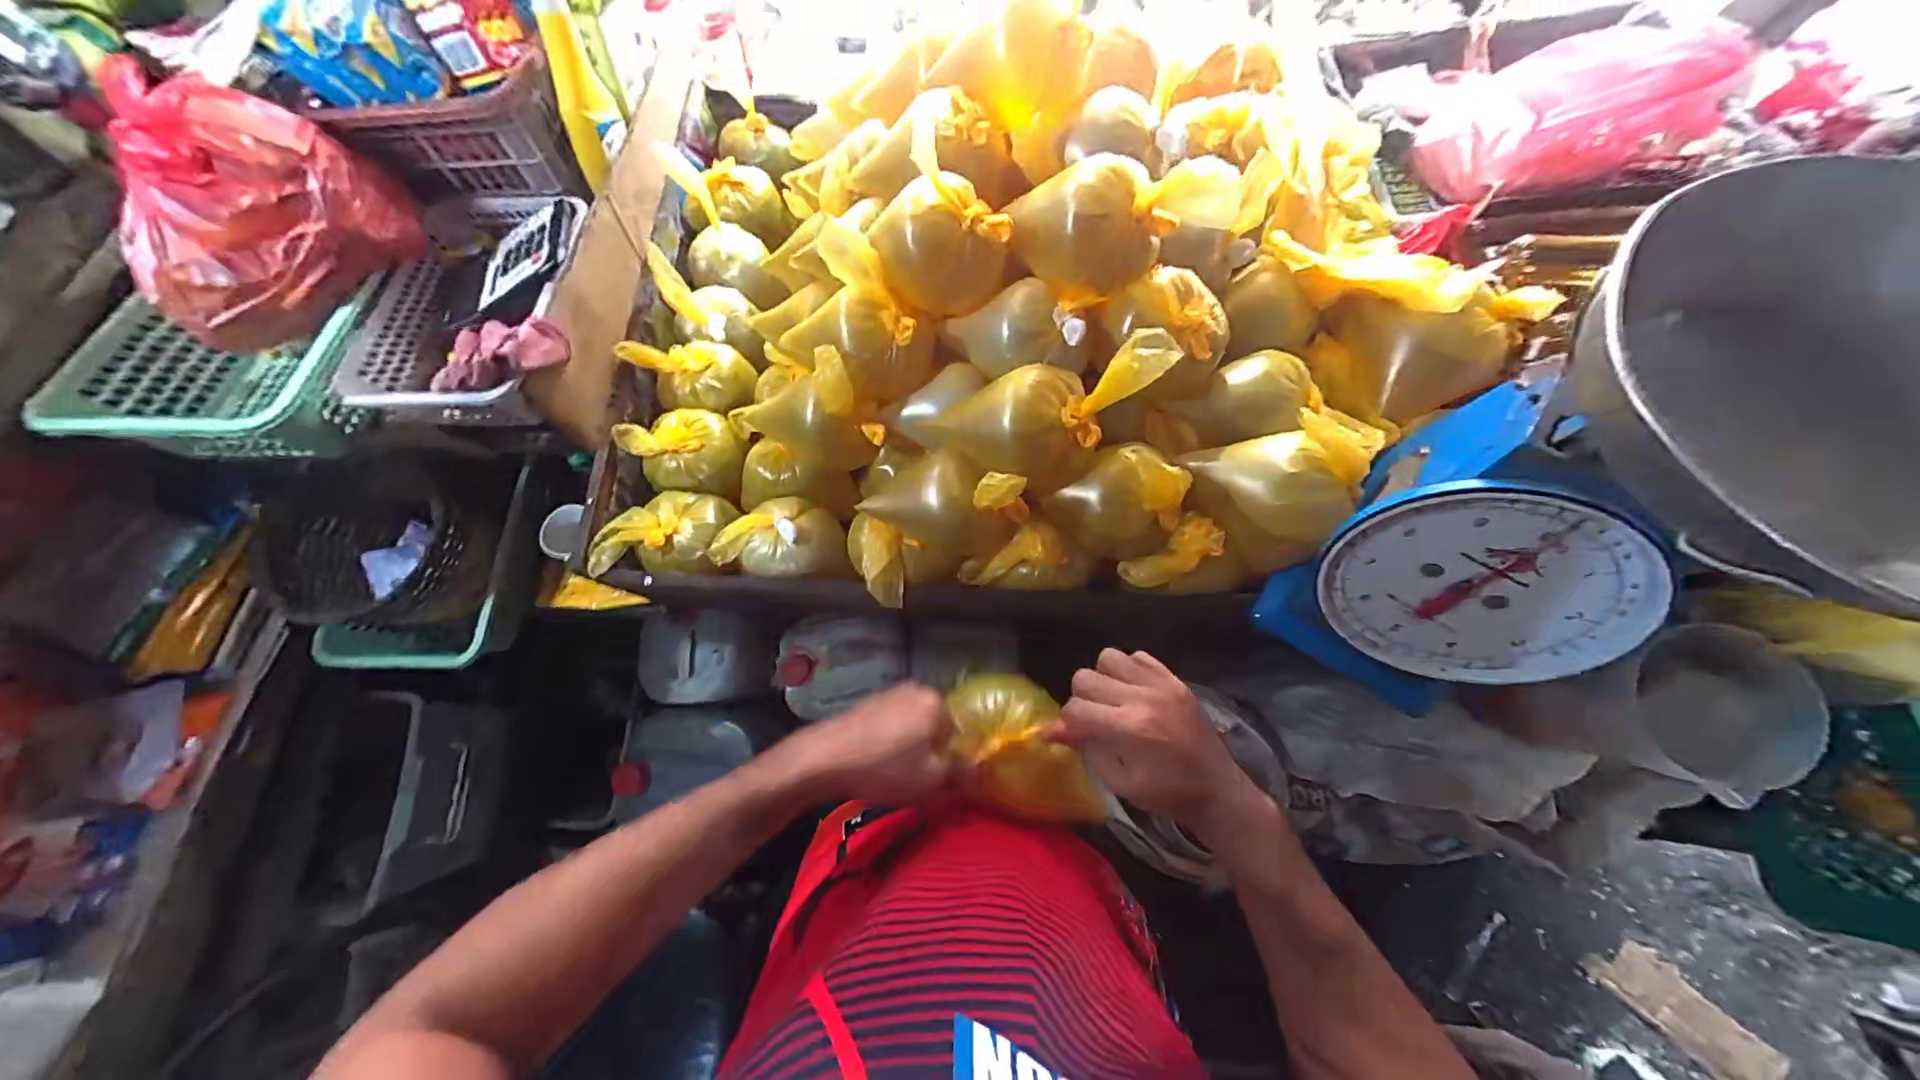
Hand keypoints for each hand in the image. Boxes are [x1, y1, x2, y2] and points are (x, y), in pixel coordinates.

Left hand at [773, 682, 960, 804]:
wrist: (823, 758)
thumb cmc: (884, 768)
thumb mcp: (932, 781)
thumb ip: (962, 774)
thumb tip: (981, 769)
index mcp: (937, 702)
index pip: (961, 733)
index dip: (953, 762)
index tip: (941, 783)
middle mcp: (916, 690)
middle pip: (936, 728)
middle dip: (931, 755)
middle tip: (918, 783)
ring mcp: (889, 694)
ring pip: (913, 728)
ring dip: (909, 751)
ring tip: (893, 777)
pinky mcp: (867, 704)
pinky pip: (891, 727)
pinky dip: (889, 745)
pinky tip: (875, 764)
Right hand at [1058, 649, 1265, 833]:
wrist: (1217, 789)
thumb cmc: (1165, 793)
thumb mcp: (1119, 780)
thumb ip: (1085, 748)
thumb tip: (1050, 730)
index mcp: (1129, 728)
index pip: (1076, 708)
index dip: (1067, 722)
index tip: (1071, 734)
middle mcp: (1143, 698)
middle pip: (1086, 677)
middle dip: (1081, 699)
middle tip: (1094, 720)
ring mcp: (1162, 685)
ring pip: (1109, 658)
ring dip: (1102, 678)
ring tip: (1112, 700)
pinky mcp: (1175, 680)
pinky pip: (1138, 657)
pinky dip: (1128, 670)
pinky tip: (1134, 693)